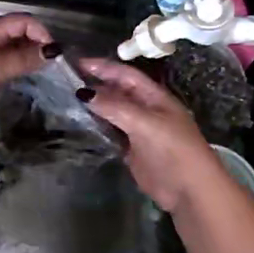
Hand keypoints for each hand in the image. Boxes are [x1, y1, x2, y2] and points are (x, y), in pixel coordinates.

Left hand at [0, 14, 53, 126]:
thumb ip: (25, 59)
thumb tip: (54, 51)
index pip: (24, 21)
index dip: (41, 32)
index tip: (55, 53)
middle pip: (19, 33)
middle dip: (37, 43)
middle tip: (53, 63)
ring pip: (12, 48)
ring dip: (28, 55)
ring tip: (43, 71)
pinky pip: (3, 61)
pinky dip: (17, 66)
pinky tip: (23, 77)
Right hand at [77, 58, 223, 211]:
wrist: (189, 189)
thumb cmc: (172, 149)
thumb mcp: (145, 123)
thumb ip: (115, 107)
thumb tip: (83, 93)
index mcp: (154, 96)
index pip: (125, 75)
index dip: (103, 67)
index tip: (76, 63)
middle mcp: (145, 109)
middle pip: (117, 91)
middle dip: (95, 84)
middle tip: (64, 80)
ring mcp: (138, 130)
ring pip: (112, 111)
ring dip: (93, 105)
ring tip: (65, 99)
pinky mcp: (132, 150)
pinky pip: (111, 132)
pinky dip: (96, 126)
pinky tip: (78, 123)